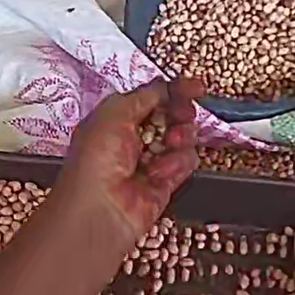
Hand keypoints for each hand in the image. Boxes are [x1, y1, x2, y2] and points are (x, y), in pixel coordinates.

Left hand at [56, 78, 203, 244]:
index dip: (174, 91)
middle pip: (172, 116)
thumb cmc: (97, 159)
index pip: (152, 98)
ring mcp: (151, 160)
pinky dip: (177, 164)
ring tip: (170, 143)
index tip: (197, 88)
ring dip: (180, 138)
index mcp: (117, 118)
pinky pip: (185, 163)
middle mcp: (134, 138)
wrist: (102, 207)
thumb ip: (146, 96)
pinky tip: (160, 172)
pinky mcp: (165, 181)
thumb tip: (167, 89)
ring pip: (183, 139)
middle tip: (182, 115)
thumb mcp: (116, 112)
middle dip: (180, 113)